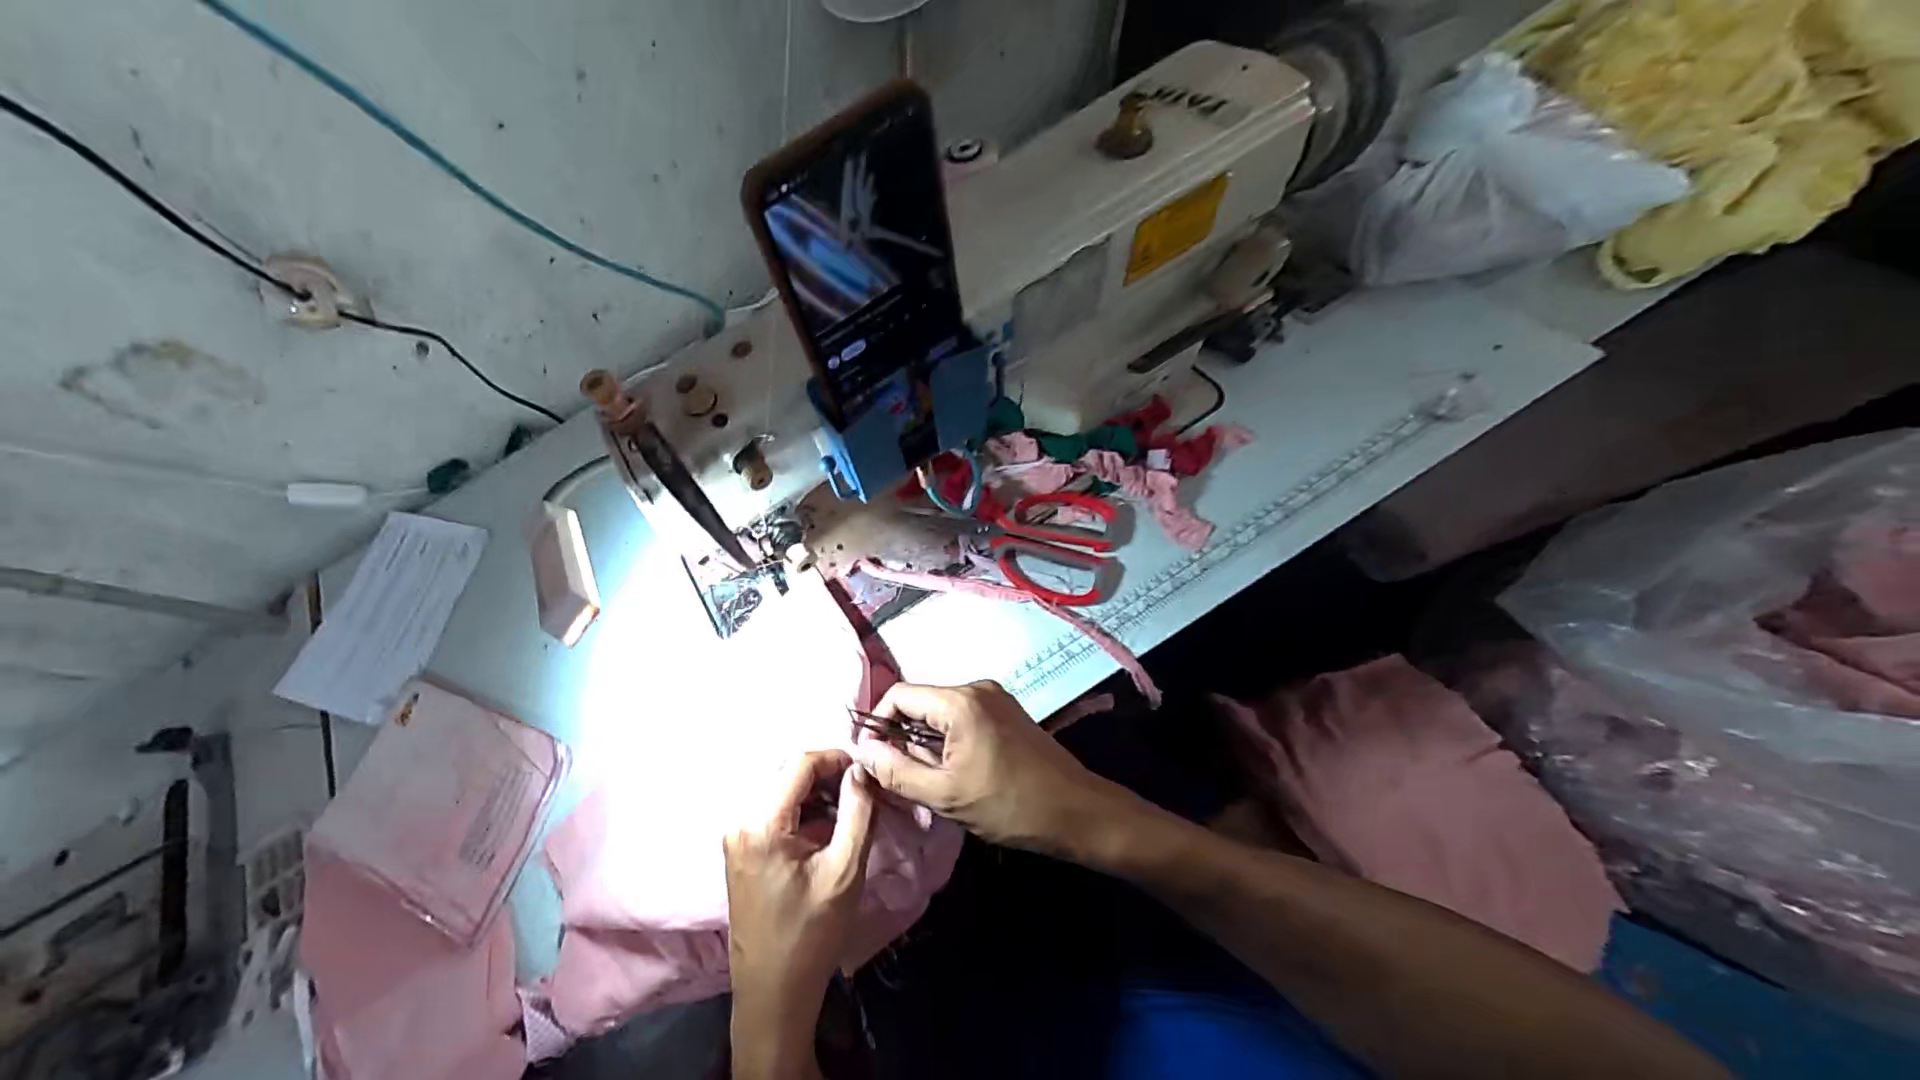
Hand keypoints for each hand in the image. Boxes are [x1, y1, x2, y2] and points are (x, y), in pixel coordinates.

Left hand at [724, 750, 875, 1079]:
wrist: (772, 992)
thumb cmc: (811, 933)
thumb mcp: (844, 870)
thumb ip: (858, 811)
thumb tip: (862, 769)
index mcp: (761, 824)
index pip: (800, 763)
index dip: (836, 758)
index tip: (865, 770)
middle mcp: (740, 821)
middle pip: (787, 772)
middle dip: (827, 774)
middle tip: (861, 790)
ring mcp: (737, 835)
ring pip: (782, 790)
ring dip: (816, 792)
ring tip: (850, 809)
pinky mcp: (741, 849)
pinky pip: (774, 811)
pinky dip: (803, 810)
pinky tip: (828, 828)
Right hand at [850, 681, 1131, 855]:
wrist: (1076, 811)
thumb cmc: (1010, 805)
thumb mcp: (946, 795)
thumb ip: (897, 771)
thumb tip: (862, 751)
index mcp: (960, 701)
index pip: (899, 695)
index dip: (877, 725)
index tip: (872, 759)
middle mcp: (976, 688)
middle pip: (920, 703)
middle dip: (902, 737)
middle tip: (898, 778)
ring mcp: (995, 698)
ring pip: (940, 713)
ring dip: (925, 743)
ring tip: (927, 782)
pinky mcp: (1006, 712)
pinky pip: (962, 719)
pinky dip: (947, 742)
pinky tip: (953, 773)